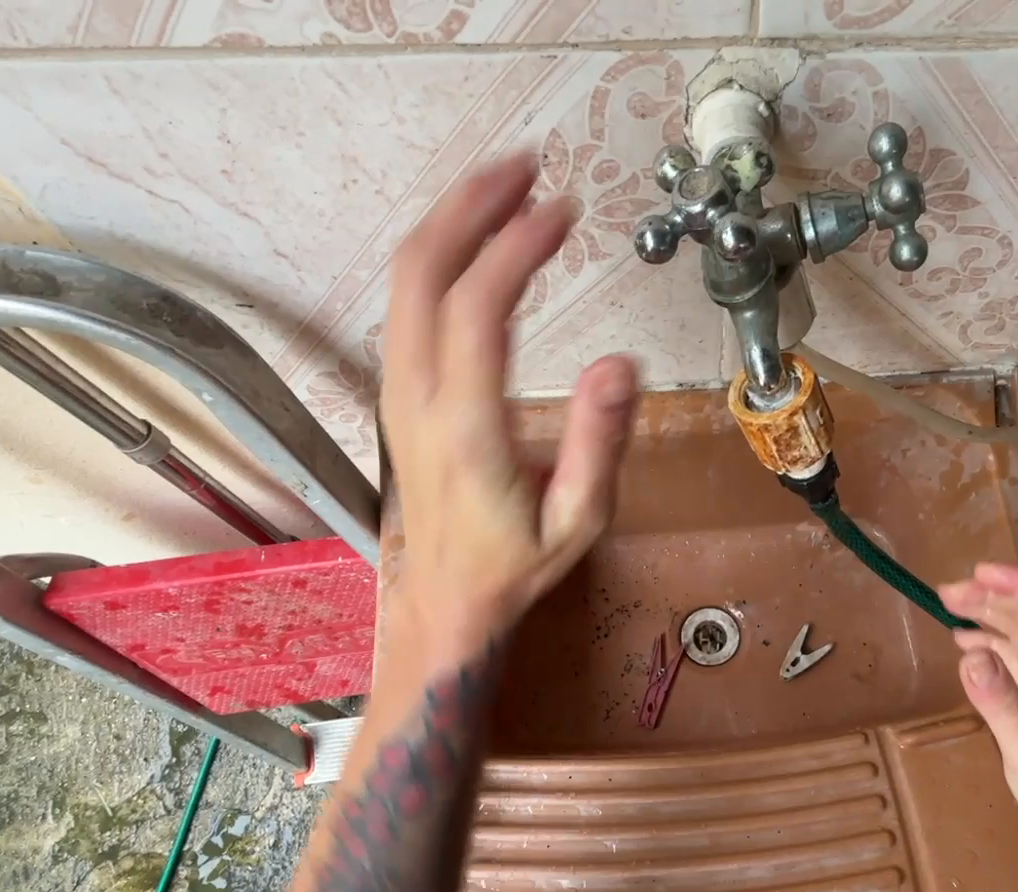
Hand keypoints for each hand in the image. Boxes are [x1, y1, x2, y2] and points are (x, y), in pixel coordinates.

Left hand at [379, 153, 638, 637]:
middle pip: (421, 272)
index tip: (563, 210)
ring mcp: (396, 391)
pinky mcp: (397, 393)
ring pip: (403, 281)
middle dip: (469, 206)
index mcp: (466, 427)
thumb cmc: (516, 564)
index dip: (518, 247)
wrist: (446, 599)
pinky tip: (474, 243)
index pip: (479, 309)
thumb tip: (621, 362)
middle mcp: (416, 397)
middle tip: (524, 166)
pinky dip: (439, 257)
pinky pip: (406, 305)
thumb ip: (599, 441)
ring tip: (504, 188)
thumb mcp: (579, 519)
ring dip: (450, 223)